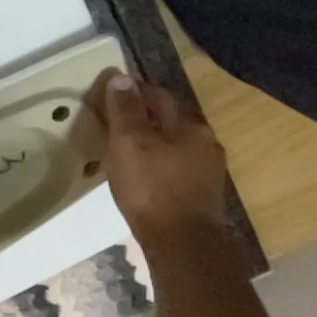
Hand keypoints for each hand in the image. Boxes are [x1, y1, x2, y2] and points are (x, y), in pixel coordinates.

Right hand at [88, 70, 230, 247]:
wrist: (180, 239)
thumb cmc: (151, 186)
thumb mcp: (129, 142)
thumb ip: (125, 110)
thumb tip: (121, 77)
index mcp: (190, 126)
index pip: (161, 96)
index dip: (136, 90)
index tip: (111, 90)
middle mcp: (205, 143)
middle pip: (171, 120)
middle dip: (145, 115)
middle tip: (115, 116)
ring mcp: (205, 170)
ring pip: (174, 144)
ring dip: (151, 140)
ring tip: (124, 146)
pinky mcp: (199, 194)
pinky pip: (174, 167)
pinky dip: (156, 162)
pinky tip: (141, 173)